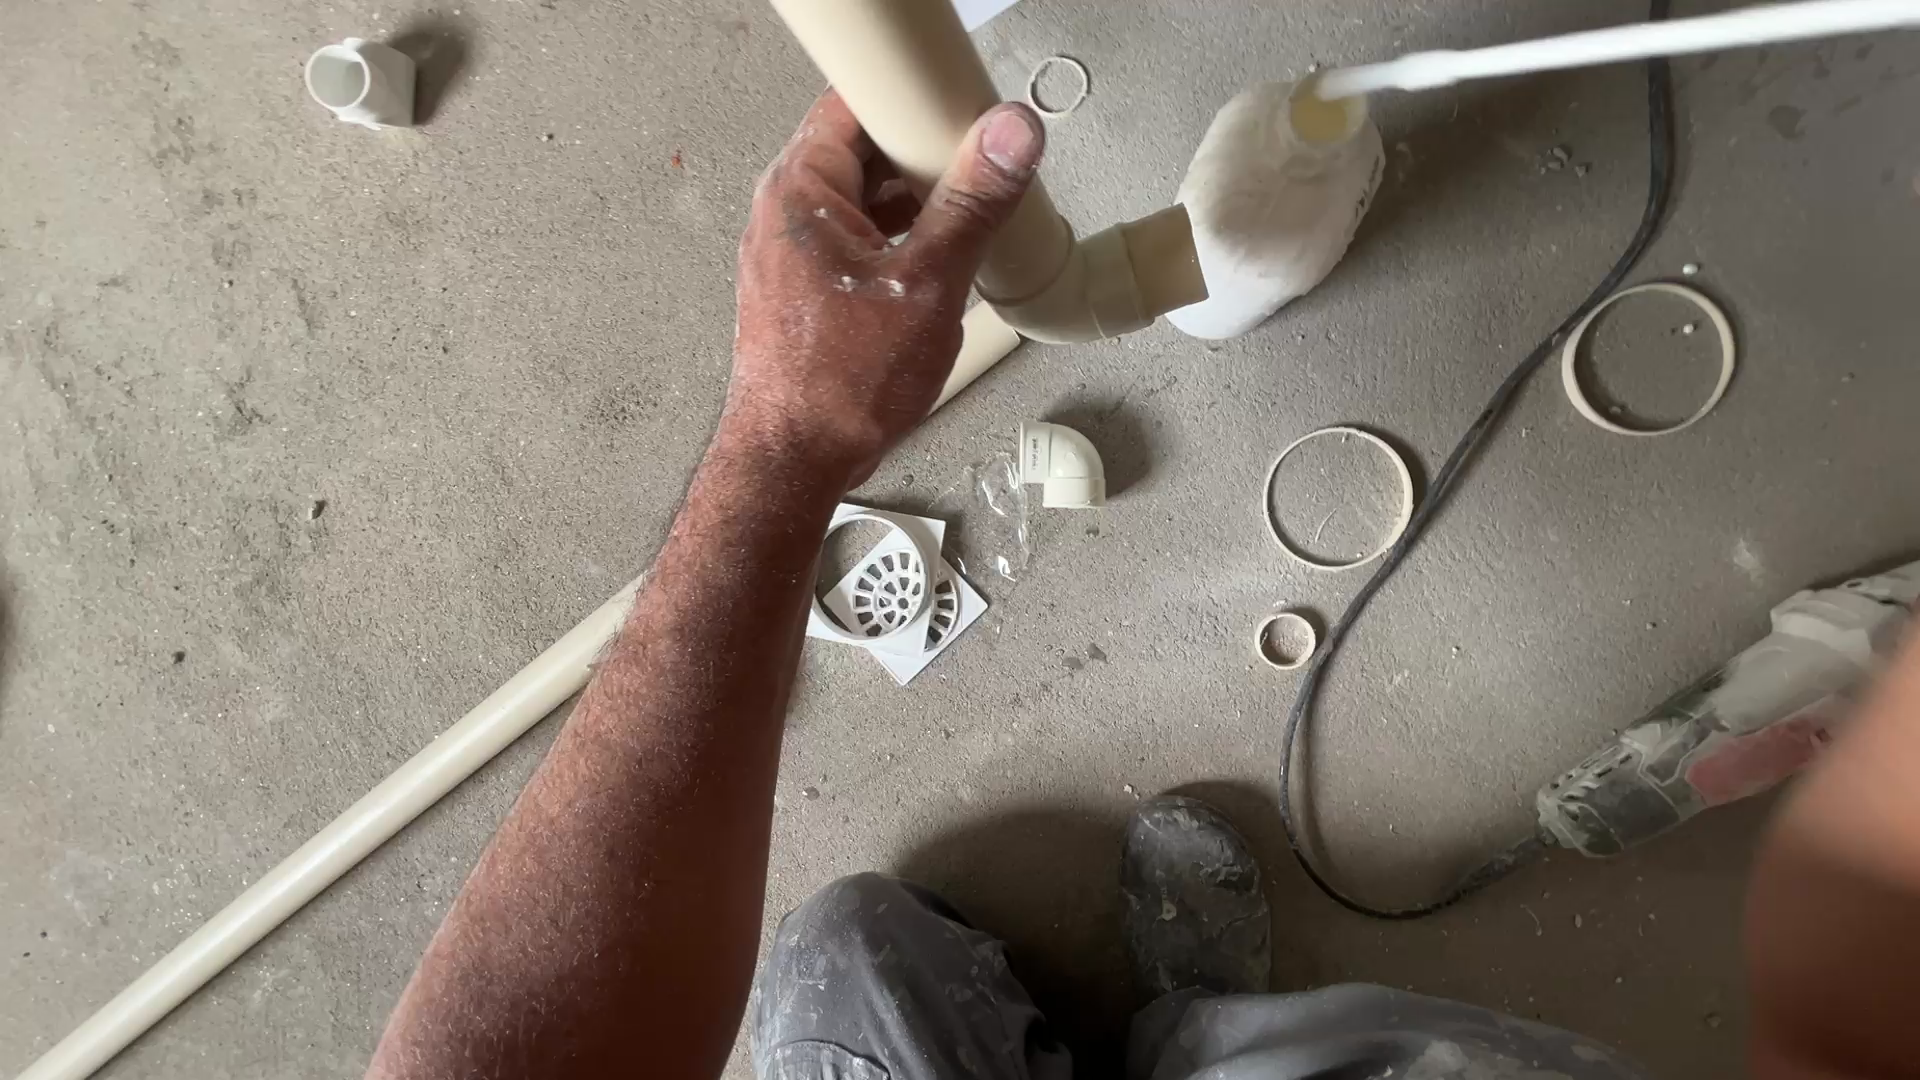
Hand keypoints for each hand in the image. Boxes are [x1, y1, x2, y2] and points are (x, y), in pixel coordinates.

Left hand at [721, 91, 1044, 490]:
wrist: (797, 460)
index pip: (855, 104)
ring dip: (915, 211)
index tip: (963, 115)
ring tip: (965, 230)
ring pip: (863, 205)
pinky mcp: (805, 293)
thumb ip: (972, 205)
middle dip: (923, 162)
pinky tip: (934, 272)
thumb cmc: (842, 384)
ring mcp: (792, 256)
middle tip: (977, 178)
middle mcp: (786, 215)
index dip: (914, 103)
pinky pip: (857, 246)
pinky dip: (896, 247)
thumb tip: (1011, 134)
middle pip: (863, 154)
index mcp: (800, 191)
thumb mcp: (927, 287)